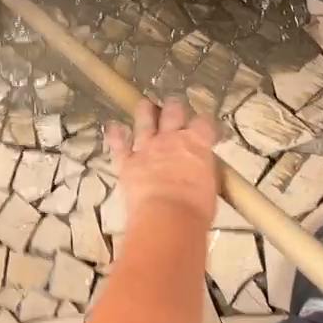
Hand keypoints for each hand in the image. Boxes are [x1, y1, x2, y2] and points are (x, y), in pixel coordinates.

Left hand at [104, 98, 218, 224]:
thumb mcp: (210, 186)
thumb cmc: (196, 207)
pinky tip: (113, 128)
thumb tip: (201, 168)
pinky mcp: (127, 161)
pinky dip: (116, 136)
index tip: (205, 124)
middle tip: (173, 104)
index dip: (205, 121)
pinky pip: (119, 144)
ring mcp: (147, 147)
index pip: (204, 122)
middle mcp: (171, 138)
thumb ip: (203, 170)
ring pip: (144, 121)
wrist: (167, 217)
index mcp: (197, 143)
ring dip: (145, 111)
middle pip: (173, 112)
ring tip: (144, 105)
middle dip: (174, 107)